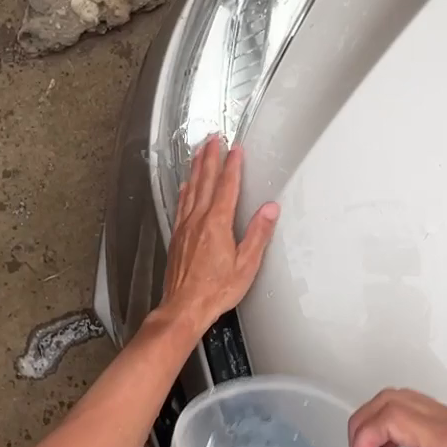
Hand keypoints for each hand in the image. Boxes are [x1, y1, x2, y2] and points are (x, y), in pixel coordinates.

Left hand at [156, 136, 278, 331]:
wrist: (184, 307)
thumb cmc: (215, 290)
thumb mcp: (246, 265)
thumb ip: (258, 234)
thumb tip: (269, 211)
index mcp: (217, 224)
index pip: (227, 187)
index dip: (233, 165)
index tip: (236, 149)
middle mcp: (198, 220)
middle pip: (205, 181)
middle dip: (211, 157)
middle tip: (213, 138)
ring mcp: (185, 227)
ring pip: (191, 189)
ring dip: (197, 168)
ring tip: (199, 152)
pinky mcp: (178, 236)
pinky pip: (182, 204)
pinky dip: (185, 189)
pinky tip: (185, 185)